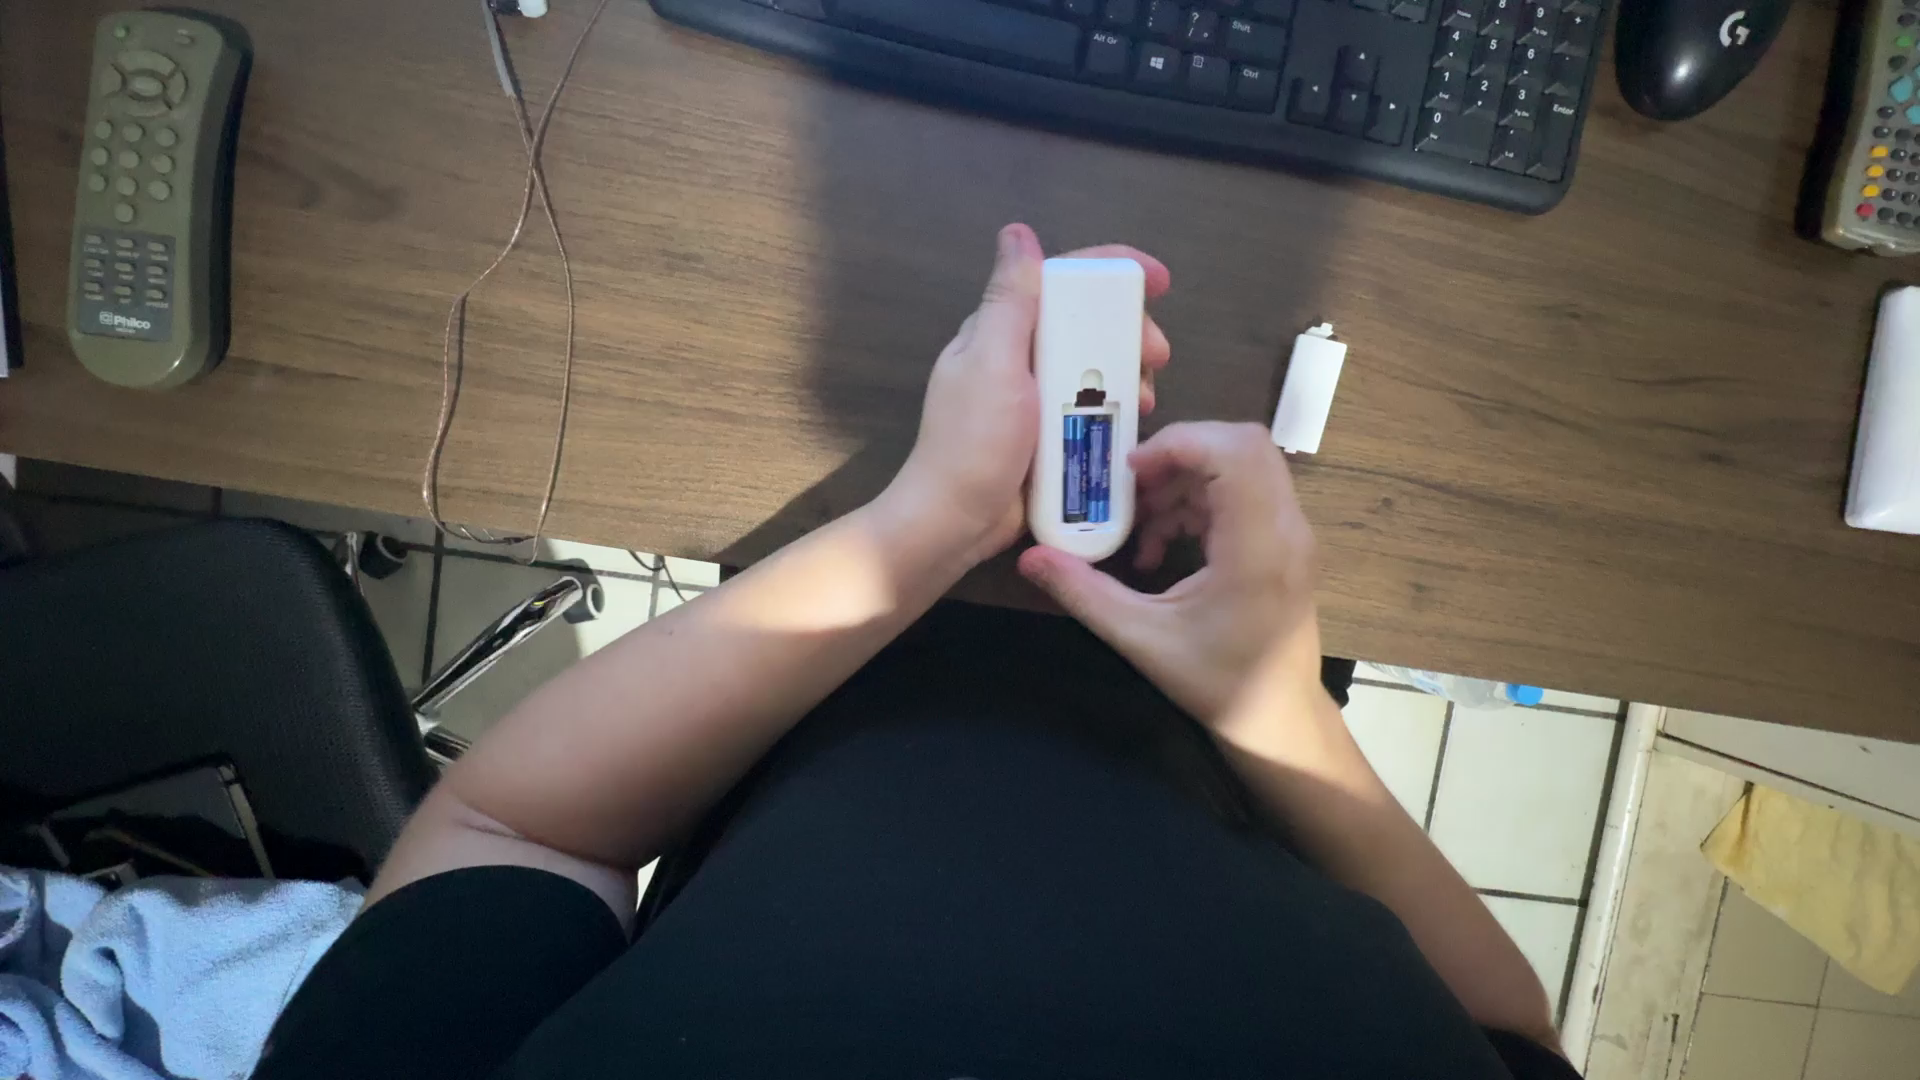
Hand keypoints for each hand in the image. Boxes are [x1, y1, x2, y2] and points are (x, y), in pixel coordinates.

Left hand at [881, 224, 1171, 565]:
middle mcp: (1017, 359)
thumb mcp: (992, 364)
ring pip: (1093, 368)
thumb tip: (1017, 233)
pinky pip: (1090, 410)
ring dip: (1127, 374)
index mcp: (999, 333)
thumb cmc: (973, 443)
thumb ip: (1009, 301)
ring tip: (1146, 399)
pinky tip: (1134, 423)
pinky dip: (1115, 410)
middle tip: (1158, 356)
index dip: (1112, 271)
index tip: (1159, 281)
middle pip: (1086, 325)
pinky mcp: (1047, 436)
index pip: (1059, 282)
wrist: (957, 522)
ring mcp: (1033, 400)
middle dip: (1129, 332)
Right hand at [1017, 422, 1324, 732]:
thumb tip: (1030, 557)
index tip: (1128, 472)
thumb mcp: (1140, 639)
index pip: (1235, 452)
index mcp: (1257, 547)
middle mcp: (1285, 527)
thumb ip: (1084, 593)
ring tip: (1137, 525)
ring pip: (1240, 466)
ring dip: (1182, 482)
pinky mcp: (1283, 541)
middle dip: (1177, 454)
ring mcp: (1290, 532)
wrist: (1278, 718)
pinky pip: (1241, 493)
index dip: (1178, 443)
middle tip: (1128, 488)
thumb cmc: (1216, 682)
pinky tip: (1159, 545)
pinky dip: (1195, 503)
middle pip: (1241, 445)